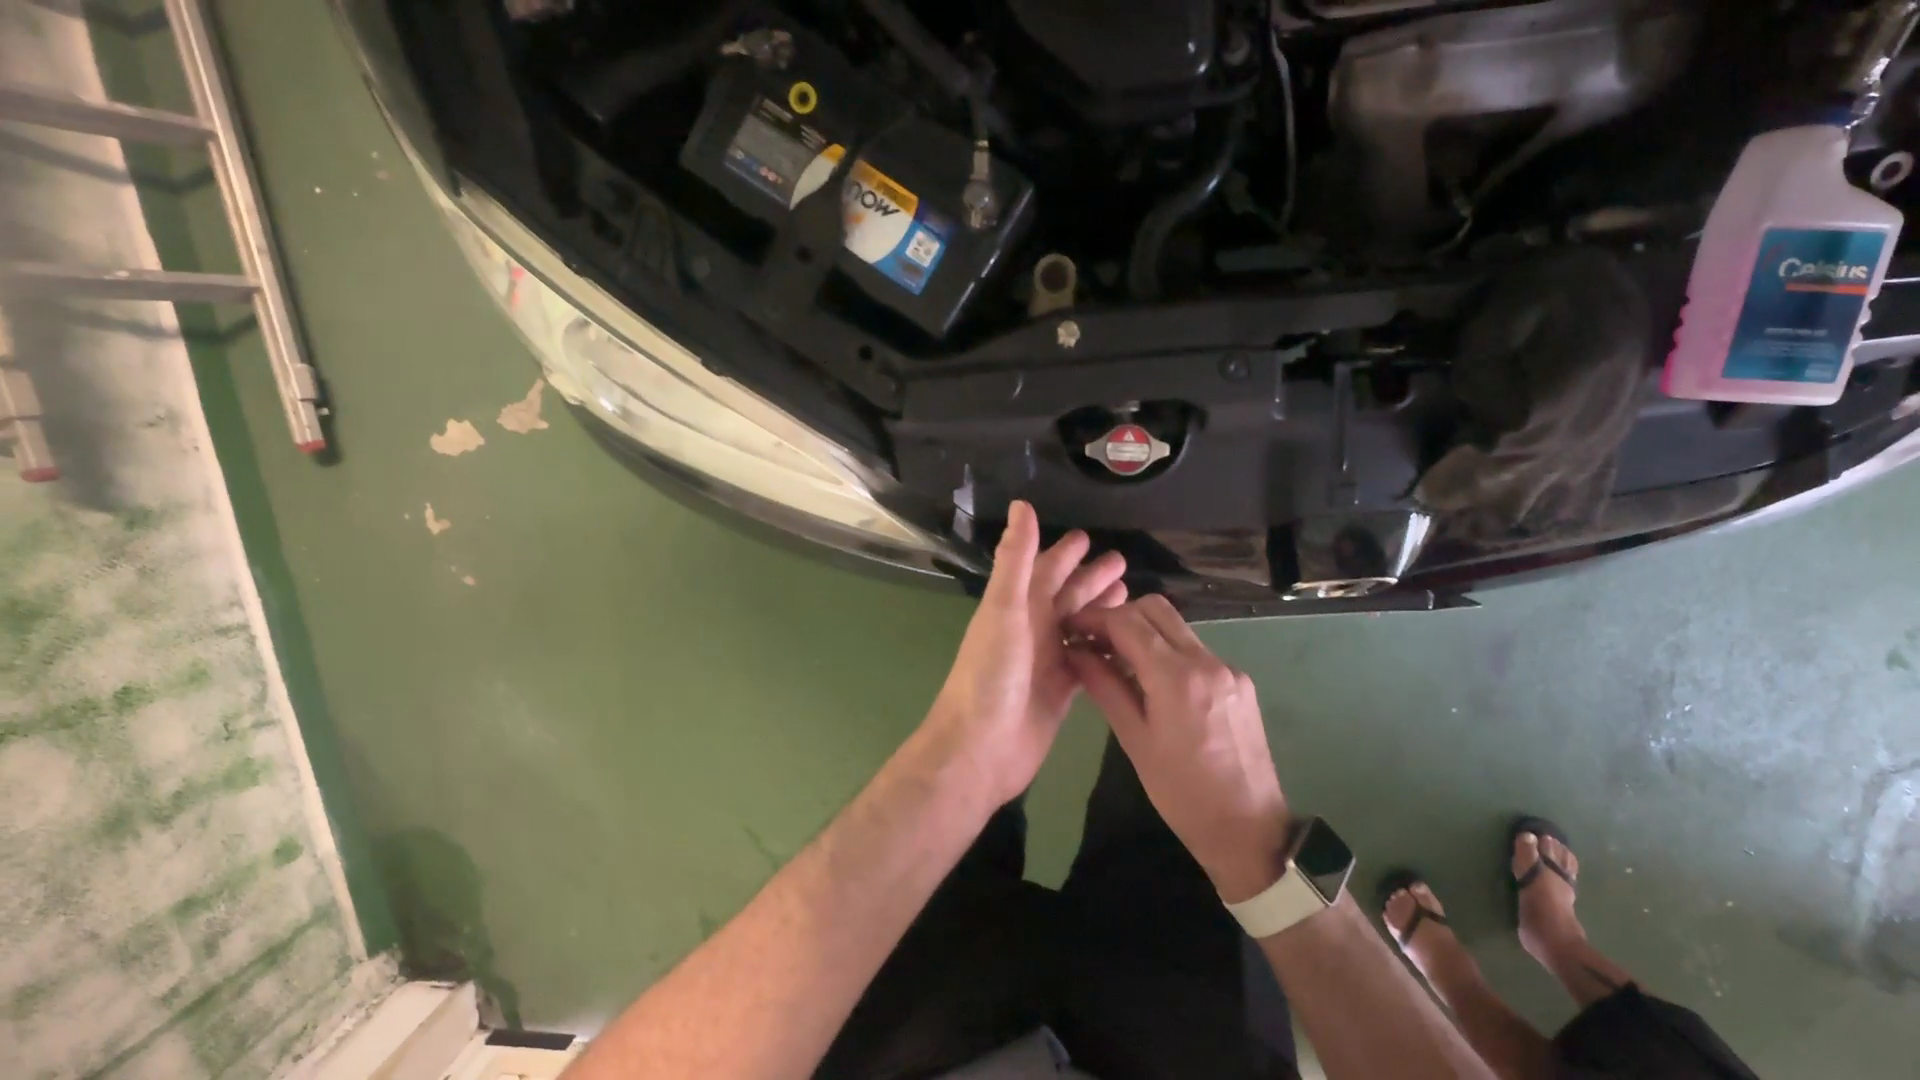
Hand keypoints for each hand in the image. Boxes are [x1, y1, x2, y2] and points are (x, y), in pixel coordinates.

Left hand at [923, 501, 1127, 805]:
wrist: (981, 748)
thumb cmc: (989, 675)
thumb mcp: (1002, 610)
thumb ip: (1016, 561)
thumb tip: (1022, 505)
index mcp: (1015, 607)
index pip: (1043, 571)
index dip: (1063, 554)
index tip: (1088, 537)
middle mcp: (1030, 629)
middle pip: (1065, 596)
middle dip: (1090, 579)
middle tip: (1122, 563)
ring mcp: (1046, 661)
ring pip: (1079, 627)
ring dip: (1100, 612)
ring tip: (1131, 598)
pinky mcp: (1062, 691)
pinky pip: (1087, 660)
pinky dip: (1104, 649)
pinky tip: (1128, 644)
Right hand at [1063, 597, 1290, 901]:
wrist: (1248, 828)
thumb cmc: (1181, 794)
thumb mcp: (1135, 741)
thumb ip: (1105, 688)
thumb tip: (1075, 653)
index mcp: (1177, 678)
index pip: (1128, 622)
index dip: (1094, 618)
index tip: (1070, 629)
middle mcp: (1207, 661)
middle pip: (1156, 609)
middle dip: (1119, 616)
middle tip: (1092, 641)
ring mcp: (1228, 669)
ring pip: (1177, 627)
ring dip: (1144, 632)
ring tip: (1116, 661)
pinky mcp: (1239, 682)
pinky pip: (1195, 650)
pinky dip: (1167, 652)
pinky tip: (1151, 682)